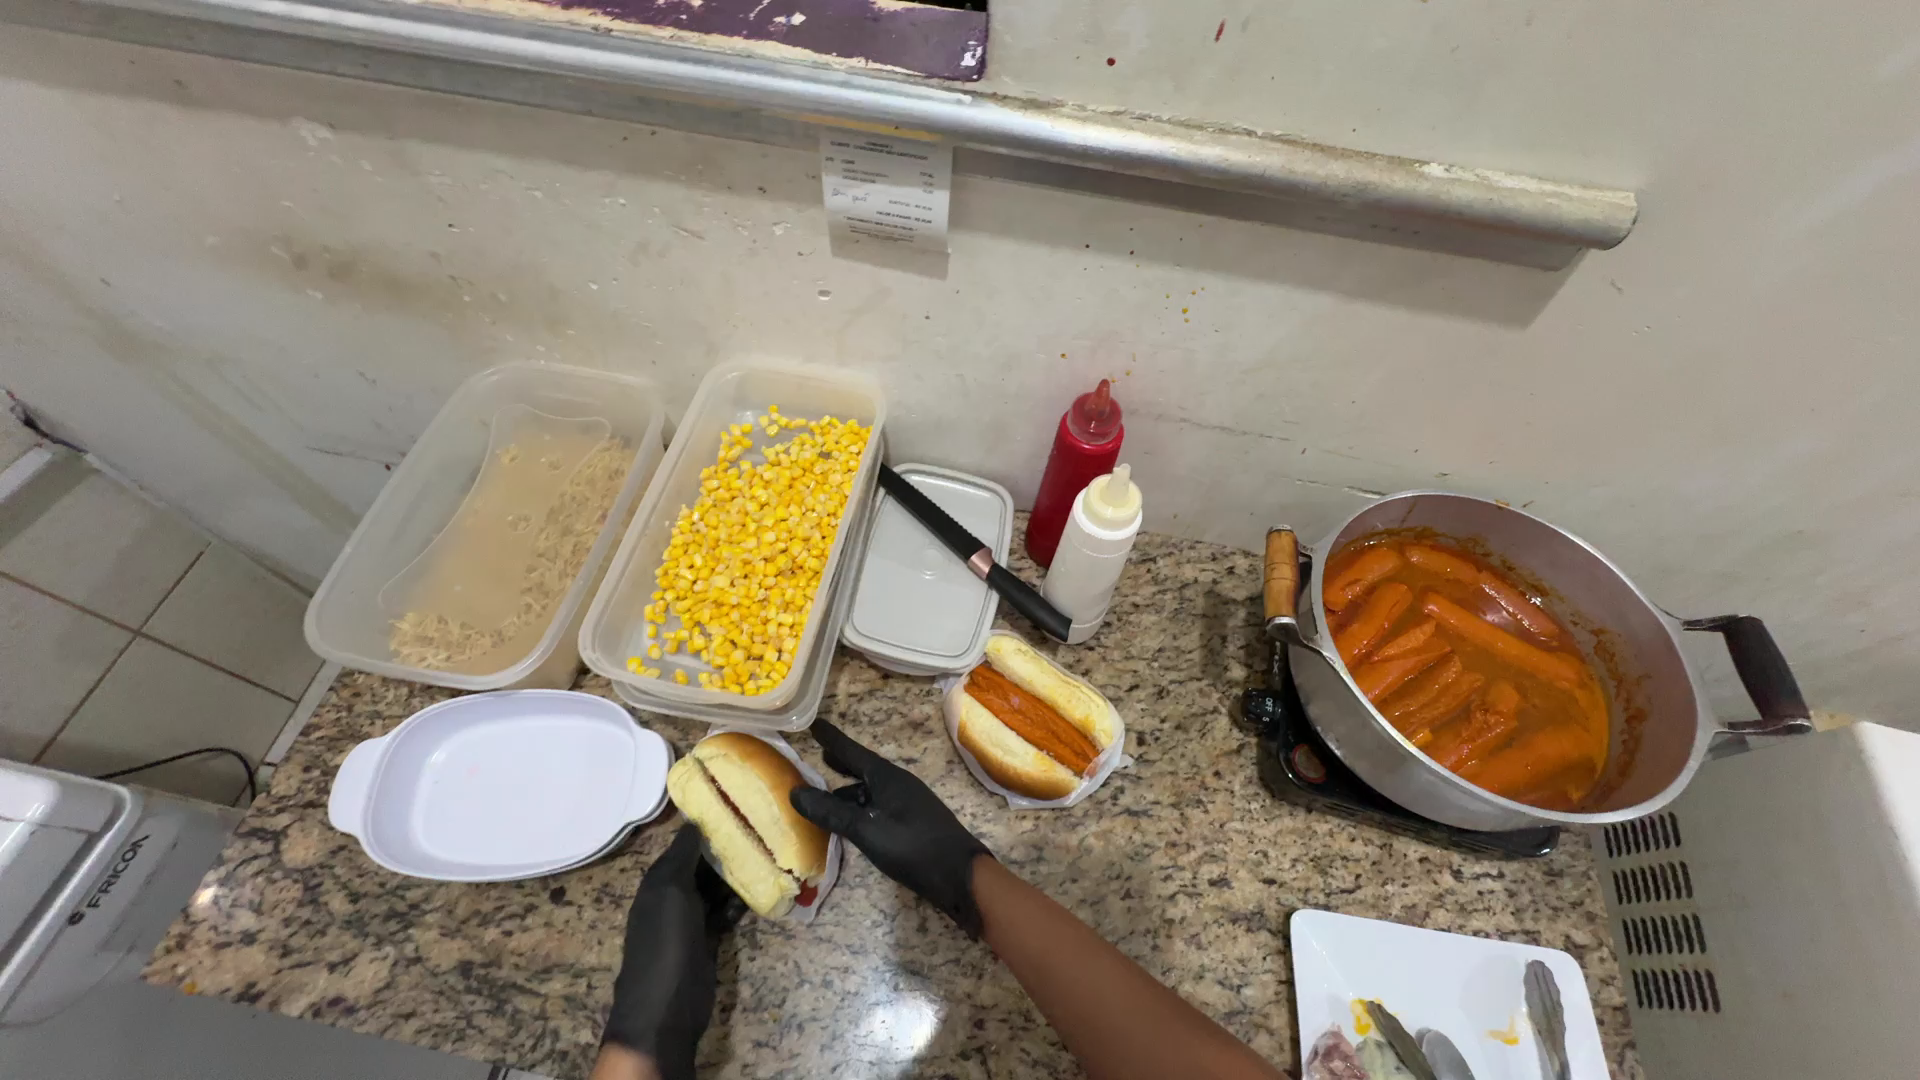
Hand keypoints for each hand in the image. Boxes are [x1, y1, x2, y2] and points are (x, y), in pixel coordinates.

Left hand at [601, 824, 745, 1079]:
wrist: (665, 1008)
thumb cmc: (664, 942)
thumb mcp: (670, 890)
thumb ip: (682, 854)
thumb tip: (694, 818)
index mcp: (659, 880)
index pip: (686, 844)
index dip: (709, 827)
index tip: (740, 807)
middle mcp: (674, 894)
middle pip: (705, 864)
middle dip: (728, 851)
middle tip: (762, 832)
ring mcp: (691, 918)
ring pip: (719, 886)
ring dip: (738, 877)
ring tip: (765, 861)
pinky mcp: (708, 937)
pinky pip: (726, 911)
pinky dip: (739, 903)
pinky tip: (757, 895)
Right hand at [790, 719, 992, 936]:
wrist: (960, 875)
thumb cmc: (914, 847)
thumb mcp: (867, 830)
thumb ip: (832, 812)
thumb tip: (795, 793)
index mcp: (888, 778)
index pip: (853, 752)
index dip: (832, 739)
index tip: (814, 724)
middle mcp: (897, 785)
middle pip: (862, 769)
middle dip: (840, 762)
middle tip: (819, 754)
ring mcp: (905, 805)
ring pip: (869, 791)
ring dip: (846, 790)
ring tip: (823, 794)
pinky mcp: (909, 825)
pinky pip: (876, 808)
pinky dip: (858, 810)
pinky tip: (848, 823)